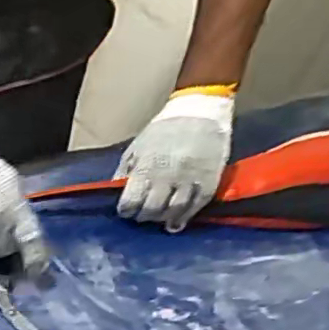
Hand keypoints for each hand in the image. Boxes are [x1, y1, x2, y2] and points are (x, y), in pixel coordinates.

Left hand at [116, 89, 234, 232]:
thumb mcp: (134, 152)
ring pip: (175, 210)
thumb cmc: (161, 131)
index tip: (127, 209)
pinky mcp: (211, 175)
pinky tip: (179, 221)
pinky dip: (188, 215)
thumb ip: (124, 175)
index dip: (126, 210)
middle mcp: (168, 176)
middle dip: (144, 216)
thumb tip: (116, 196)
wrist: (201, 108)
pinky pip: (199, 202)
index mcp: (145, 170)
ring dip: (165, 219)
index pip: (130, 203)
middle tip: (143, 214)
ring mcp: (191, 177)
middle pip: (152, 210)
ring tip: (160, 220)